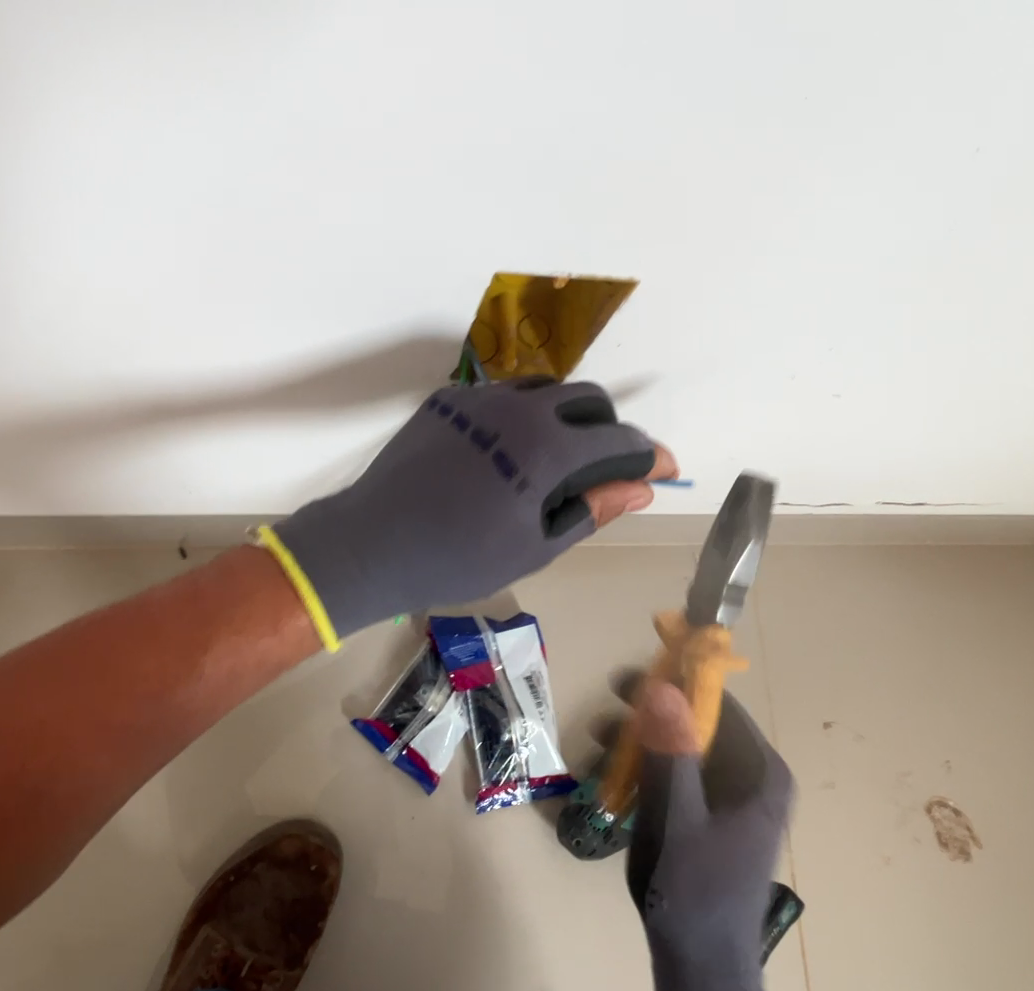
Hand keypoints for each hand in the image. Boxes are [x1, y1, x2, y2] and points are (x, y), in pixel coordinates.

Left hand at [269, 379, 675, 642]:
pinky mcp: (446, 401)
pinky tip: (506, 448)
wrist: (373, 543)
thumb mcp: (535, 546)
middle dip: (607, 427)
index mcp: (548, 448)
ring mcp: (478, 398)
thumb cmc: (458, 559)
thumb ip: (592, 509)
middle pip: (586, 398)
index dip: (647, 455)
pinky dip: (518, 413)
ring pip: (542, 388)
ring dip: (564, 413)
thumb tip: (641, 486)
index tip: (661, 469)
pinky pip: (498, 395)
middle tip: (605, 464)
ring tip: (557, 454)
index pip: (618, 439)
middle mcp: (519, 407)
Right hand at [627, 680, 793, 990]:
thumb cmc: (695, 889)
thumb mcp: (678, 817)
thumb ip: (672, 752)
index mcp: (761, 775)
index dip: (681, 679)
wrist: (698, 962)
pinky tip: (607, 771)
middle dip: (652, 710)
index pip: (722, 706)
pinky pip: (675, 777)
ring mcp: (728, 800)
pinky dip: (643, 768)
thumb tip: (665, 687)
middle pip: (699, 724)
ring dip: (640, 739)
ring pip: (682, 749)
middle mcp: (750, 779)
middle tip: (611, 694)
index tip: (639, 664)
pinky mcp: (705, 817)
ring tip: (597, 738)